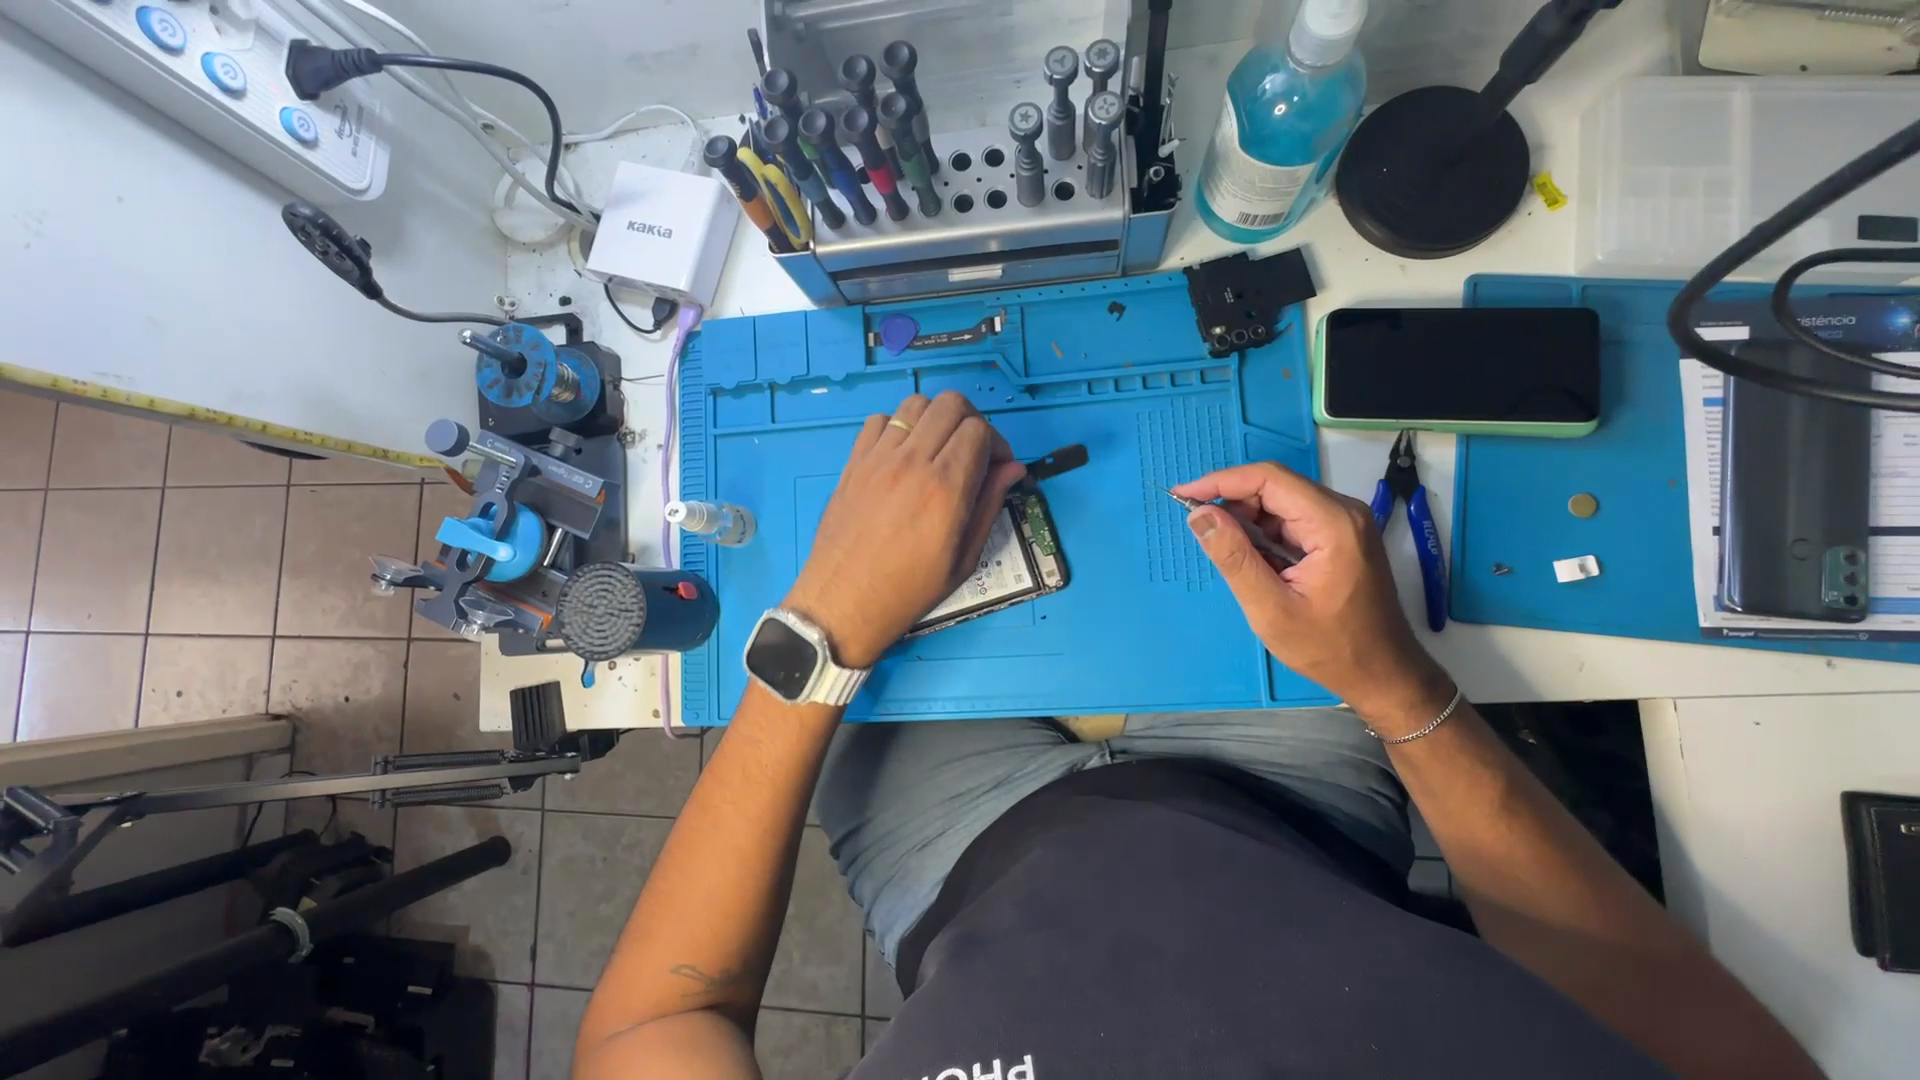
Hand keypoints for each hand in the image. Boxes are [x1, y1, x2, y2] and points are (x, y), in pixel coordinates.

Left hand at [783, 393, 1026, 668]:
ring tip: (938, 449)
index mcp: (945, 488)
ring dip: (935, 419)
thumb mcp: (964, 558)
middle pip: (951, 403)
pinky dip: (898, 427)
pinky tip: (902, 455)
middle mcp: (912, 462)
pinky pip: (879, 420)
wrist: (844, 601)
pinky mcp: (854, 462)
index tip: (996, 467)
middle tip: (972, 452)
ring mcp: (878, 458)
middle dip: (972, 421)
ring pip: (915, 403)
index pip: (980, 430)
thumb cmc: (909, 590)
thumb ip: (990, 505)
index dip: (997, 443)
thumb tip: (1013, 468)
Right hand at [1171, 463, 1454, 731]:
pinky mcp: (1342, 537)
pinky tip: (1254, 561)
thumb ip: (1234, 557)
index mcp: (1332, 523)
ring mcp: (1346, 523)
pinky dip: (1266, 533)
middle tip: (1201, 531)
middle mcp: (1344, 511)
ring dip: (1248, 520)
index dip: (1221, 481)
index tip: (1183, 496)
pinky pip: (1294, 520)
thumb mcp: (1270, 608)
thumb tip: (1199, 515)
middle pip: (1276, 486)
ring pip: (1282, 502)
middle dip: (1232, 503)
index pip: (1268, 478)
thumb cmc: (1328, 648)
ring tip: (1228, 554)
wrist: (1383, 674)